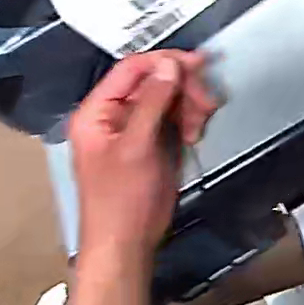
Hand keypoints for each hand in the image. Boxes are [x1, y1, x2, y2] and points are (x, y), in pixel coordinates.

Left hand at [67, 51, 217, 262]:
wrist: (127, 243)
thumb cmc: (121, 199)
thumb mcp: (136, 147)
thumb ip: (153, 102)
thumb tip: (170, 65)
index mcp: (97, 111)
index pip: (132, 68)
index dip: (165, 62)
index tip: (197, 65)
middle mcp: (115, 113)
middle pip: (156, 79)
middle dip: (184, 88)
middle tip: (206, 104)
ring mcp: (137, 125)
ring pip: (172, 95)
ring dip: (191, 104)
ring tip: (199, 126)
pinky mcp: (155, 138)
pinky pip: (178, 112)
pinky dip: (191, 118)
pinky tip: (195, 134)